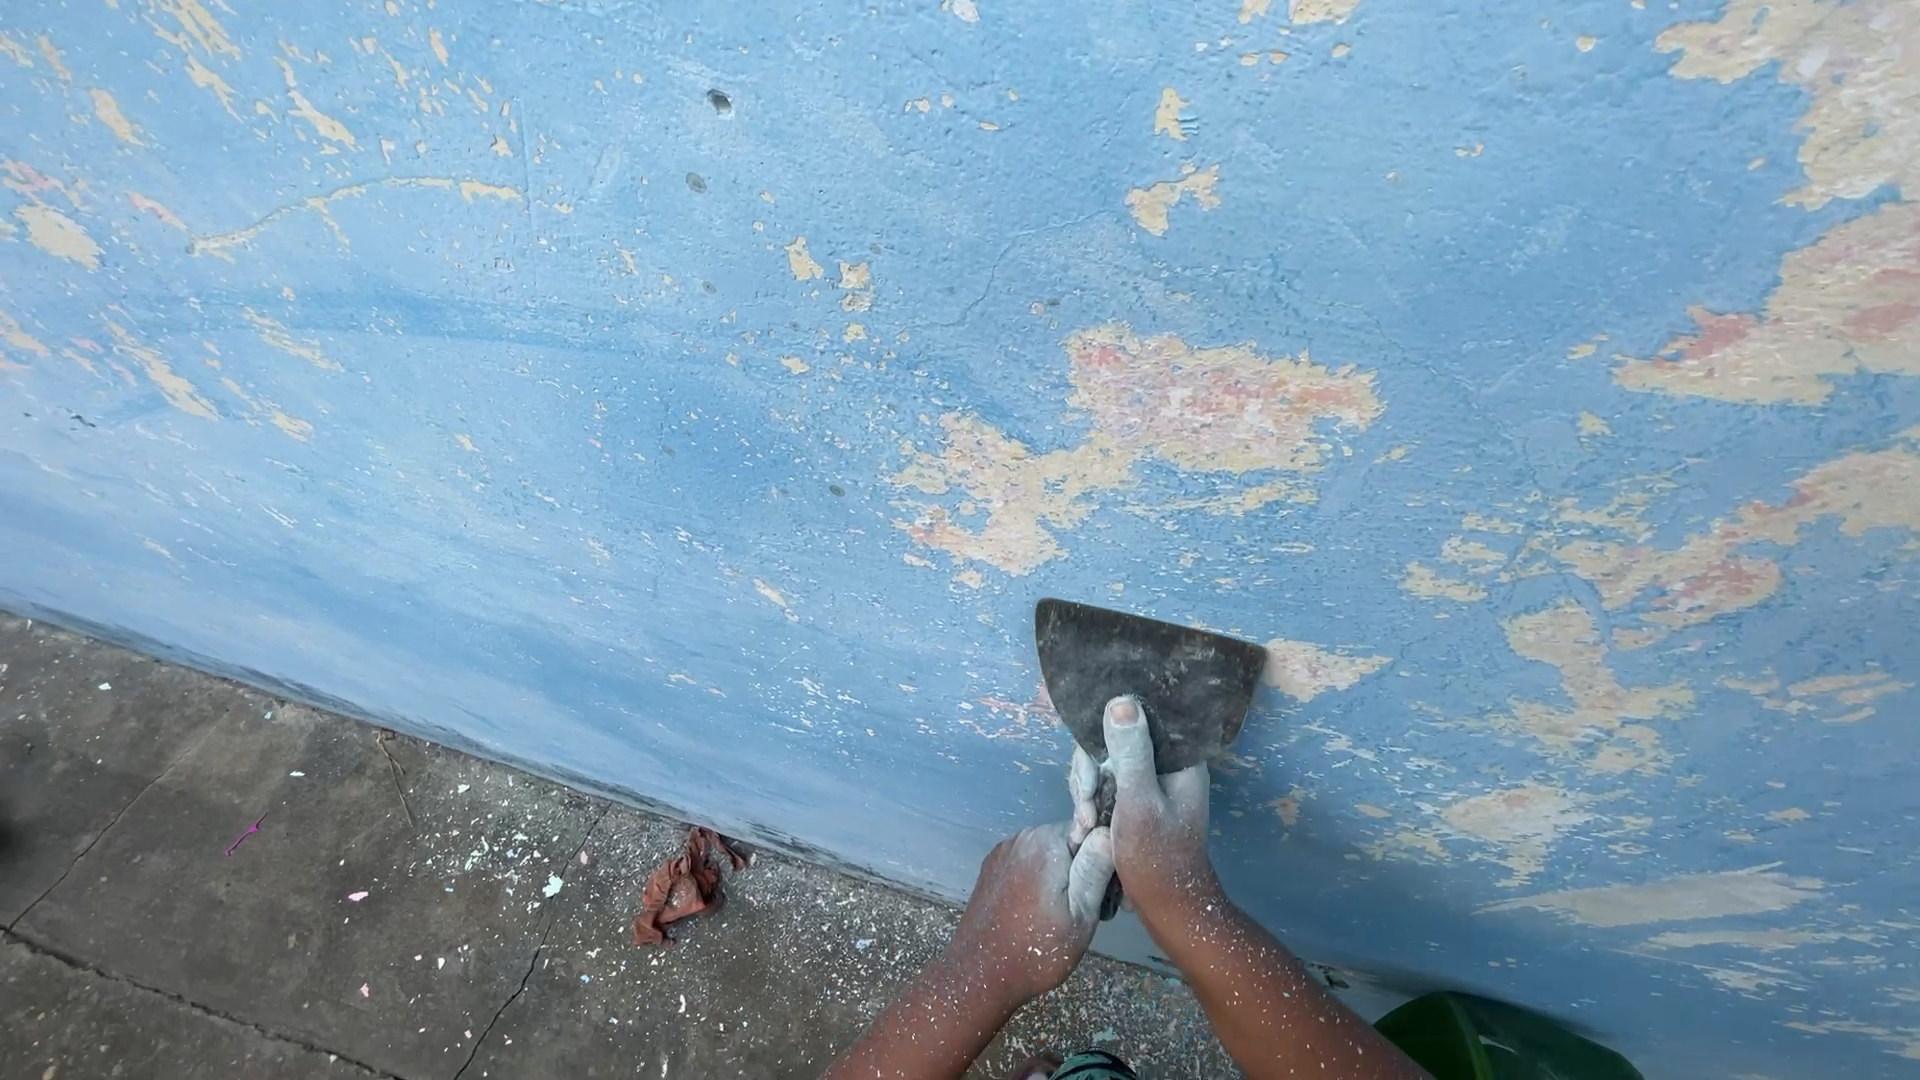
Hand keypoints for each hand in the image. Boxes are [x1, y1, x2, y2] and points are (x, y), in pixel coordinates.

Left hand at [941, 822, 1113, 1008]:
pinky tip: (1035, 911)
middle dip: (1083, 869)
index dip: (1104, 860)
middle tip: (1088, 912)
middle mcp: (1024, 836)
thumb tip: (1107, 830)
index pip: (1091, 831)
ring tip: (1061, 916)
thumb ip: (1095, 868)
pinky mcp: (992, 866)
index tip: (1109, 895)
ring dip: (1060, 875)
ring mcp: (1005, 850)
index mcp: (1047, 841)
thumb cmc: (1036, 950)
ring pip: (1048, 852)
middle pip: (1069, 841)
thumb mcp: (1080, 915)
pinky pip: (1027, 862)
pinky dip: (1037, 879)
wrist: (979, 974)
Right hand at [1072, 695, 1219, 925]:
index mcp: (1178, 759)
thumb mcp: (1139, 801)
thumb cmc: (1159, 857)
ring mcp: (1148, 783)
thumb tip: (1120, 700)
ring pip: (1102, 765)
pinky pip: (1102, 786)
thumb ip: (1130, 752)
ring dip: (1086, 792)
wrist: (1167, 910)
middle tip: (1086, 807)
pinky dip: (1088, 803)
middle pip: (1112, 743)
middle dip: (1090, 774)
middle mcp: (1165, 765)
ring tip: (1085, 826)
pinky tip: (1083, 828)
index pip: (1136, 721)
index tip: (1092, 769)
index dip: (1106, 736)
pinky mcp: (1133, 800)